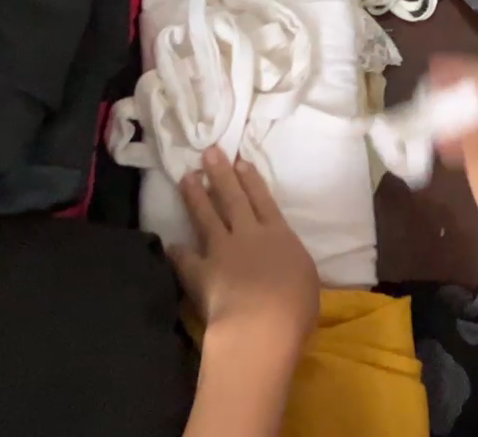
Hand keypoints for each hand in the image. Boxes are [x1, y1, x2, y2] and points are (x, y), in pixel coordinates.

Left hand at [168, 147, 319, 354]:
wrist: (262, 324)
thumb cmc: (295, 306)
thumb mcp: (306, 279)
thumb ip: (292, 263)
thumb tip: (286, 261)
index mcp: (279, 235)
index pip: (263, 200)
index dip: (251, 180)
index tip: (239, 160)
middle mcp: (249, 235)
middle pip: (233, 199)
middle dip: (220, 174)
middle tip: (208, 152)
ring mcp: (223, 252)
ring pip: (207, 217)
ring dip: (196, 197)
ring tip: (186, 177)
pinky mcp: (203, 274)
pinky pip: (187, 260)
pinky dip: (178, 253)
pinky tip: (170, 245)